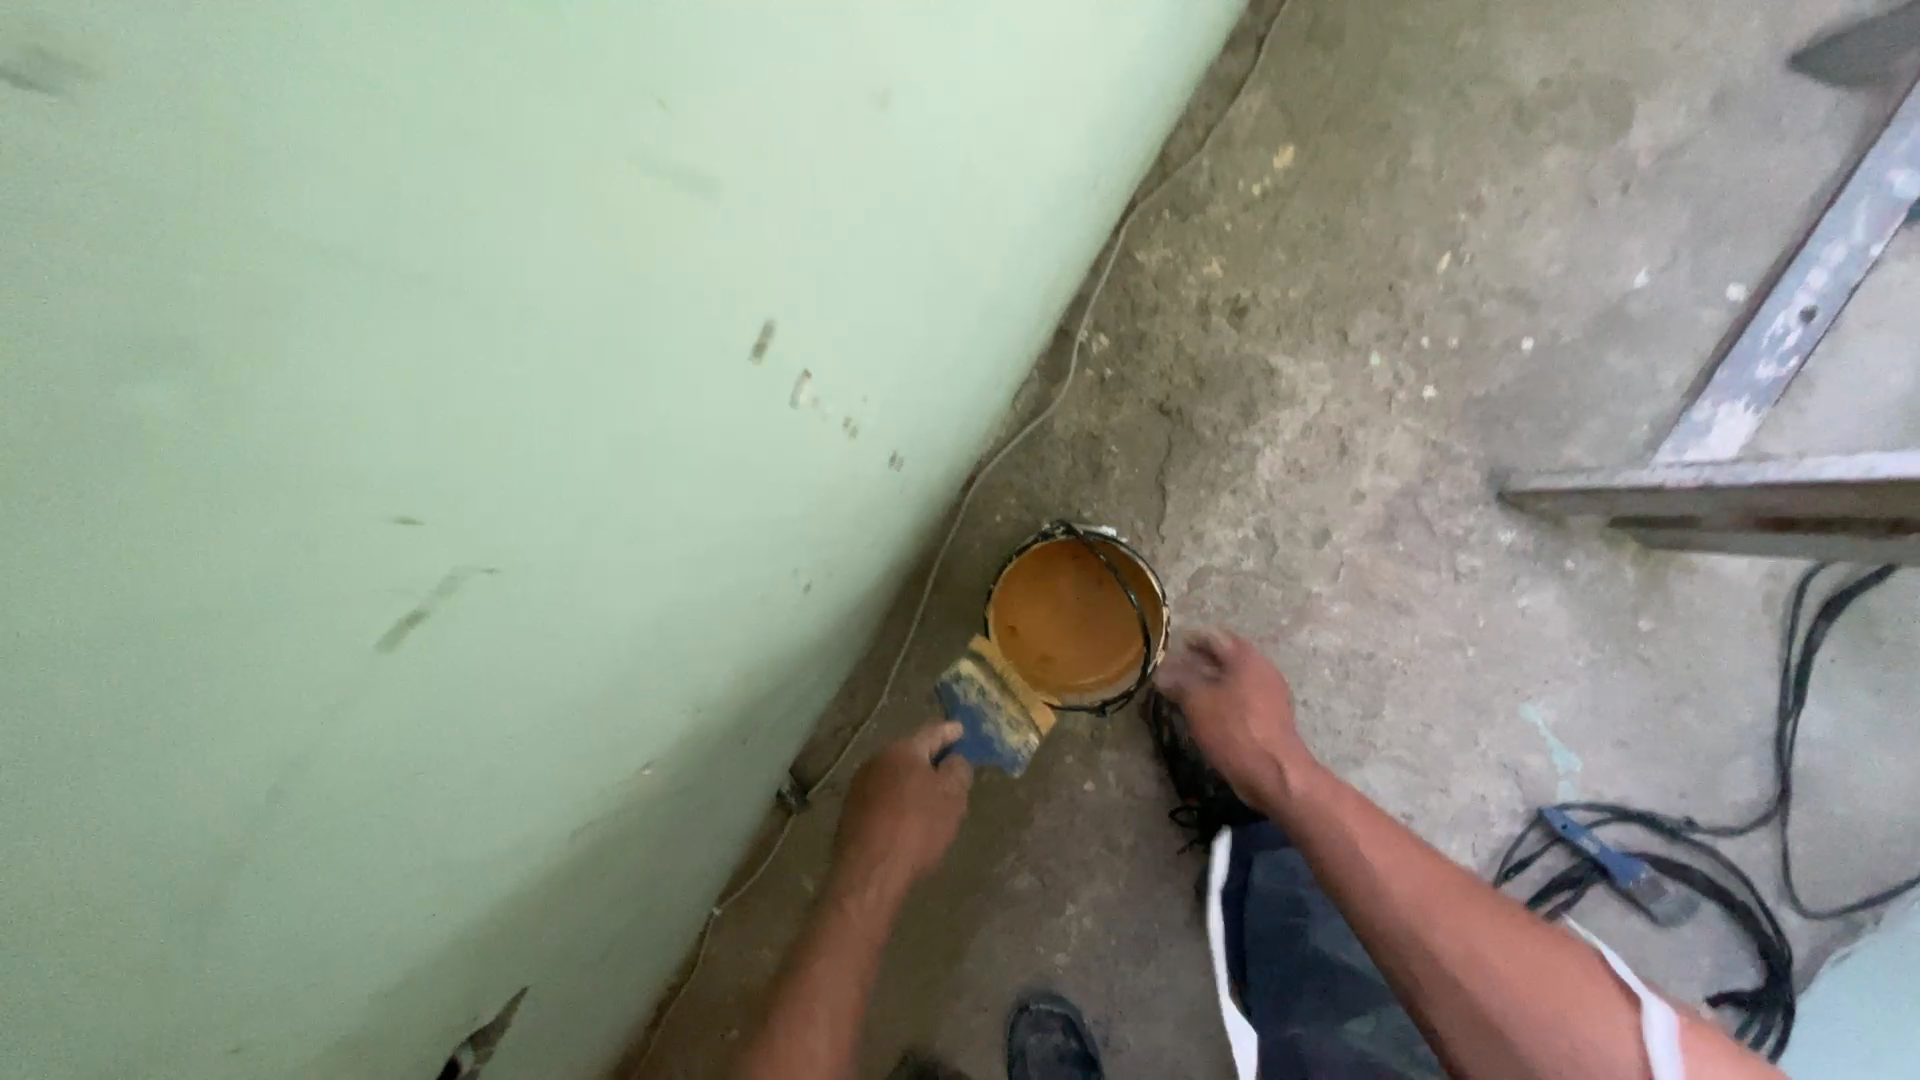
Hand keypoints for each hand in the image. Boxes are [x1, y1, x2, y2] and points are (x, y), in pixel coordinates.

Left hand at [833, 721, 972, 895]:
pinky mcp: (851, 812)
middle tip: (950, 768)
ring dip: (913, 783)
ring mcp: (859, 787)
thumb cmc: (917, 828)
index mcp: (902, 750)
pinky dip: (899, 802)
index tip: (960, 729)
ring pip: (895, 777)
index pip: (932, 732)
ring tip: (931, 798)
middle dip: (930, 760)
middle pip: (910, 754)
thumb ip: (957, 771)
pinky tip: (908, 820)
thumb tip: (952, 760)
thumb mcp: (951, 797)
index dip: (949, 731)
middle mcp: (876, 761)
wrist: (870, 872)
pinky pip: (883, 798)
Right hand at [1152, 629, 1317, 807]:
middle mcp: (1263, 669)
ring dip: (1213, 681)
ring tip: (1188, 691)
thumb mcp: (1197, 702)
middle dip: (1202, 661)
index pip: (1215, 637)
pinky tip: (1208, 712)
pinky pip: (1244, 697)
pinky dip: (1225, 698)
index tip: (1174, 646)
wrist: (1274, 772)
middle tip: (1177, 668)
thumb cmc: (1233, 729)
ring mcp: (1271, 694)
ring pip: (1236, 678)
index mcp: (1246, 658)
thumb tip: (1161, 675)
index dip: (1192, 640)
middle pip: (1228, 657)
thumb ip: (1178, 682)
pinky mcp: (1273, 717)